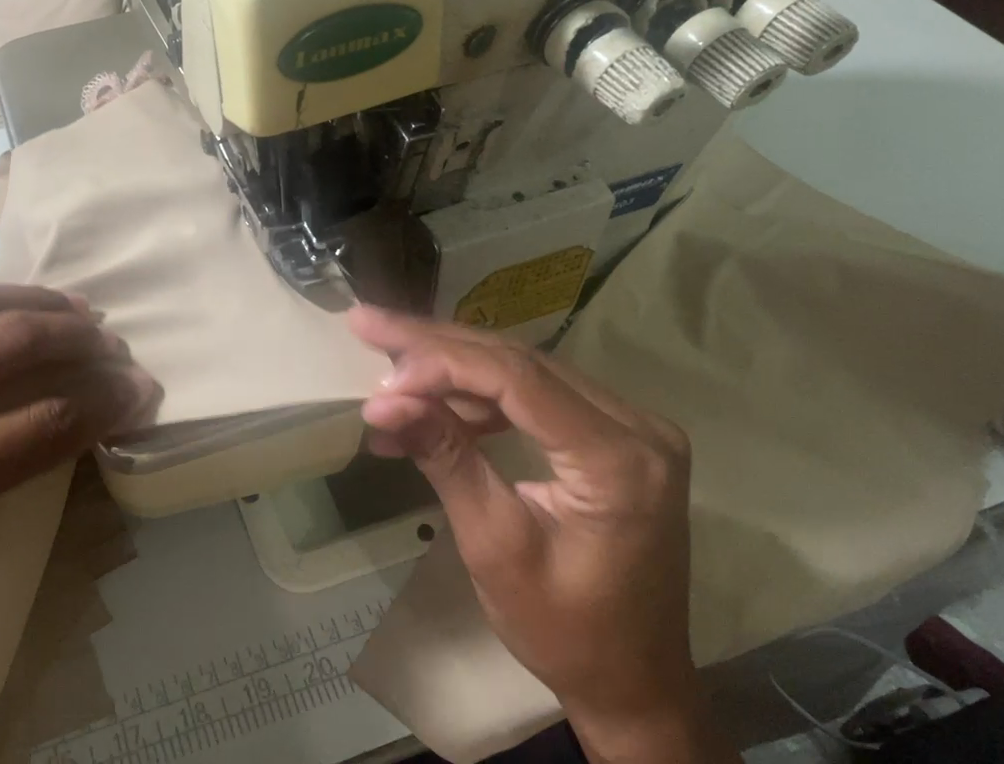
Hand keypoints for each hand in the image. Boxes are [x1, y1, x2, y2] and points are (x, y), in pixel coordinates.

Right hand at [350, 307, 731, 763]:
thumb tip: (380, 402)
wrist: (632, 679)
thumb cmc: (564, 629)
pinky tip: (428, 407)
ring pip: (524, 370)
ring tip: (385, 369)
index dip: (442, 364)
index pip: (519, 379)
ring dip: (451, 369)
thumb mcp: (494, 545)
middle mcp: (636, 426)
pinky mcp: (613, 436)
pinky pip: (536, 395)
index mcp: (619, 460)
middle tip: (367, 324)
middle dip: (436, 346)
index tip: (380, 371)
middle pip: (520, 361)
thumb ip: (445, 458)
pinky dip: (478, 398)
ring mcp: (630, 427)